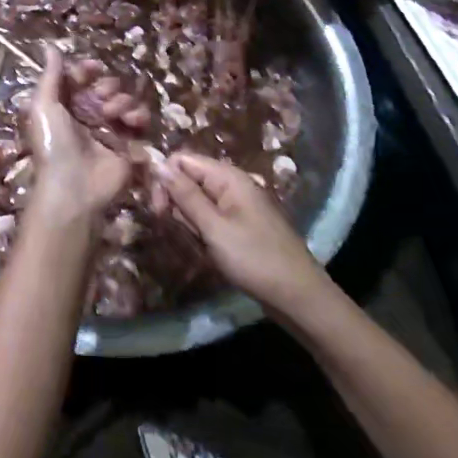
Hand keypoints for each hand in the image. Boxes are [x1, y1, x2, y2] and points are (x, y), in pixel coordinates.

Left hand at [25, 47, 131, 228]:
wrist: (73, 186)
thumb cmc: (53, 142)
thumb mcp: (43, 105)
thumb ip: (50, 75)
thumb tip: (49, 46)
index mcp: (63, 104)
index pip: (79, 77)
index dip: (87, 70)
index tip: (94, 68)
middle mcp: (85, 114)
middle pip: (105, 86)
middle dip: (106, 87)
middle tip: (102, 100)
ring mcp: (107, 129)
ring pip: (124, 101)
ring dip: (123, 101)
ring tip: (115, 114)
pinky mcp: (127, 144)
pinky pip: (139, 121)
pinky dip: (138, 117)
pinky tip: (131, 123)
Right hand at [155, 153, 332, 316]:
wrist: (299, 298)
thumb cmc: (255, 259)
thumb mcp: (213, 227)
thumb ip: (184, 194)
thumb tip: (157, 164)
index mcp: (228, 178)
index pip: (181, 160)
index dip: (164, 178)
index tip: (158, 208)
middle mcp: (232, 185)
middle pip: (187, 177)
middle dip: (174, 199)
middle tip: (173, 226)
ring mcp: (236, 205)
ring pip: (195, 198)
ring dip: (187, 217)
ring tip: (197, 240)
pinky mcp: (238, 224)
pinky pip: (208, 215)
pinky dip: (200, 228)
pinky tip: (205, 246)